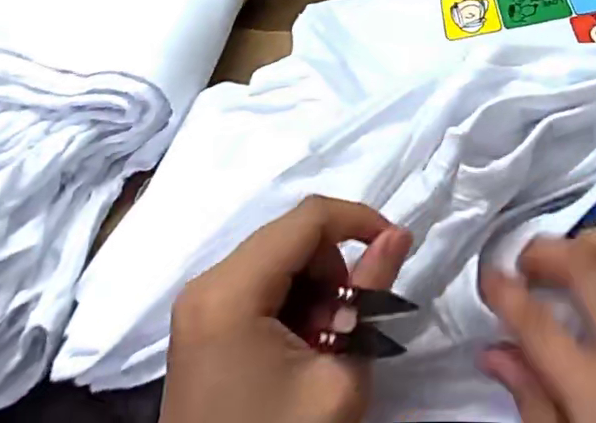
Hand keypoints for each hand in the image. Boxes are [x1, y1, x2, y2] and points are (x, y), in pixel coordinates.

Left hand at [161, 196, 413, 422]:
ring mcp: (199, 300)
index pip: (308, 217)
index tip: (395, 245)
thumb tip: (397, 235)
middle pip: (290, 236)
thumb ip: (370, 295)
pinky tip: (299, 348)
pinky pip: (258, 282)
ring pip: (276, 256)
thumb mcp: (339, 378)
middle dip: (333, 269)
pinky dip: (291, 301)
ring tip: (322, 345)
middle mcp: (206, 281)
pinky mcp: (201, 319)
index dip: (358, 220)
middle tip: (348, 324)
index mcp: (231, 289)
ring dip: (314, 287)